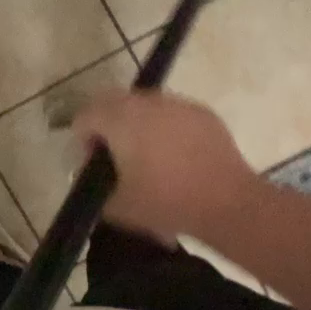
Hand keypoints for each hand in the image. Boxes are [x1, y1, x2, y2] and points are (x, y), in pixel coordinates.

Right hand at [70, 89, 259, 242]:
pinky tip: (177, 156)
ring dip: (138, 124)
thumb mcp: (118, 207)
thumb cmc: (166, 202)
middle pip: (113, 103)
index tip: (94, 164)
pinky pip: (173, 114)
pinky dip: (166, 128)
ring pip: (145, 105)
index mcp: (121, 120)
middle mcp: (147, 102)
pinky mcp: (203, 113)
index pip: (86, 116)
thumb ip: (95, 188)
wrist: (227, 203)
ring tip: (148, 156)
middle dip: (108, 127)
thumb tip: (94, 179)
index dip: (83, 140)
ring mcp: (178, 104)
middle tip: (116, 157)